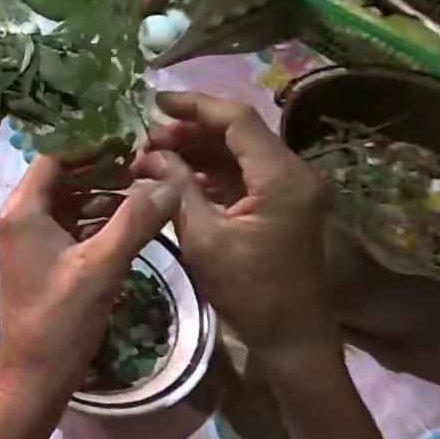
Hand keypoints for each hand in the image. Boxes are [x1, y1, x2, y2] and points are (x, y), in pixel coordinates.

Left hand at [0, 154, 180, 416]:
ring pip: (68, 204)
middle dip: (101, 171)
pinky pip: (70, 227)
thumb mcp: (101, 266)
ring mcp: (30, 241)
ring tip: (146, 192)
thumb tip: (168, 182)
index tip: (129, 146)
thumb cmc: (61, 320)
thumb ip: (135, 221)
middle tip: (145, 168)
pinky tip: (130, 223)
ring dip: (102, 196)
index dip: (90, 148)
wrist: (35, 377)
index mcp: (23, 210)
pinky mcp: (42, 260)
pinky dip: (97, 221)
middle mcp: (20, 218)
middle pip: (62, 179)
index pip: (54, 158)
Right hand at [135, 92, 335, 368]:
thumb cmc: (248, 290)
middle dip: (189, 131)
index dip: (194, 106)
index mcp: (281, 176)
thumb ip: (176, 188)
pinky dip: (209, 172)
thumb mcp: (204, 237)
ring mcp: (289, 190)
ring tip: (154, 158)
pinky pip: (242, 175)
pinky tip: (177, 178)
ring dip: (197, 151)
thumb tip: (149, 155)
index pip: (237, 121)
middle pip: (237, 133)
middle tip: (146, 142)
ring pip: (238, 153)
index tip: (154, 102)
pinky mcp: (280, 206)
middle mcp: (293, 174)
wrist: (290, 337)